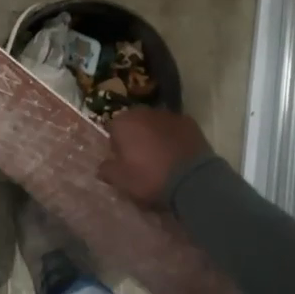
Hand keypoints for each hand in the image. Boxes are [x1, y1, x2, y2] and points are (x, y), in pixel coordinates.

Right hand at [99, 107, 213, 206]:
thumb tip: (102, 166)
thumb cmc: (150, 178)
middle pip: (134, 123)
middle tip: (142, 160)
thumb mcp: (122, 181)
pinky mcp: (188, 121)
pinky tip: (179, 155)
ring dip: (155, 135)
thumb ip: (107, 170)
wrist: (191, 179)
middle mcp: (143, 111)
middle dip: (136, 137)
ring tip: (163, 158)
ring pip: (155, 124)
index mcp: (123, 122)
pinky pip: (175, 128)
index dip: (116, 146)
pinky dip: (174, 137)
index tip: (123, 162)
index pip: (112, 130)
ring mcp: (168, 114)